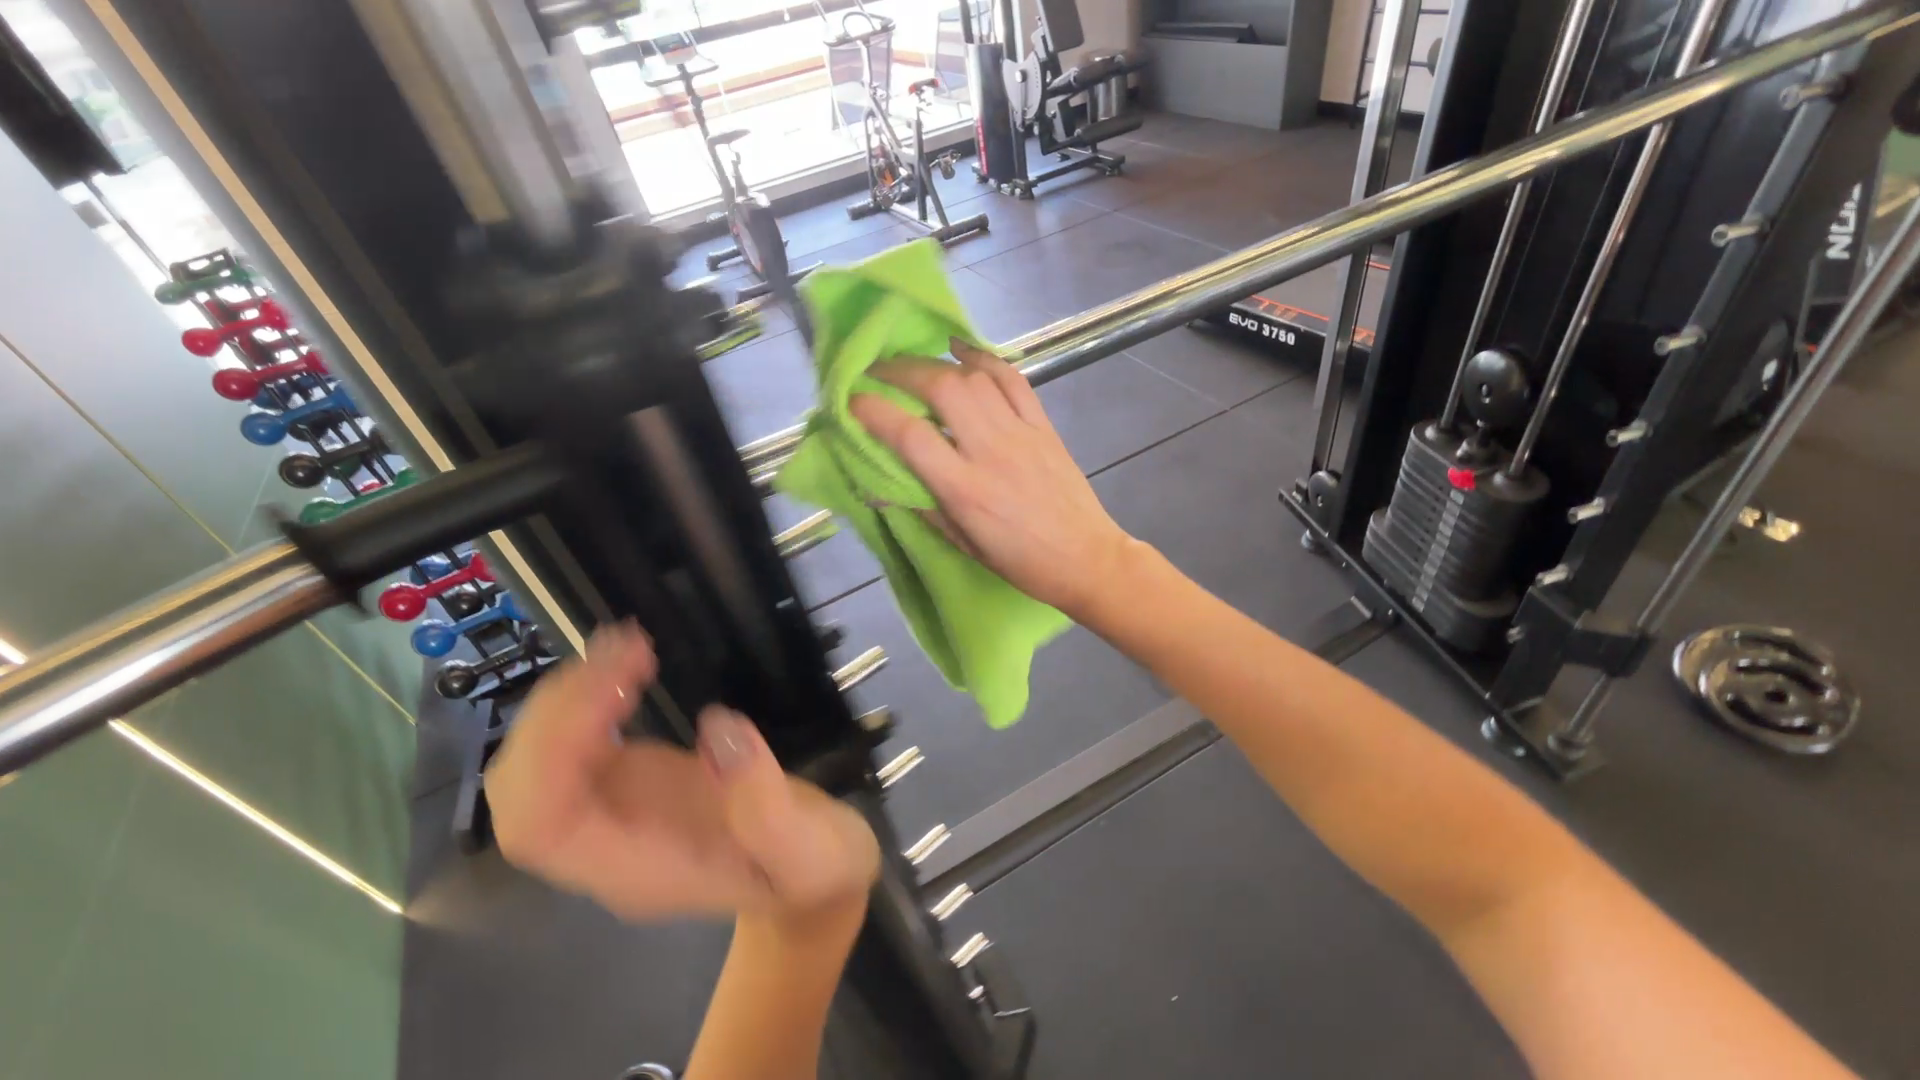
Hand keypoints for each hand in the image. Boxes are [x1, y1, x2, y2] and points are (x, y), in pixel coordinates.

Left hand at [485, 622, 879, 924]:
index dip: (551, 752)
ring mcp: (608, 811)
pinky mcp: (624, 782)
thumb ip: (769, 808)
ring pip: (538, 758)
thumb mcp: (814, 854)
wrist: (813, 880)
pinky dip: (589, 694)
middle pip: (521, 787)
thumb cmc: (815, 871)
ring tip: (631, 647)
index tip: (616, 691)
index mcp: (635, 870)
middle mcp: (603, 843)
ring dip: (570, 694)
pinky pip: (573, 740)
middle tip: (627, 654)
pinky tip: (630, 664)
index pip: (539, 826)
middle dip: (557, 711)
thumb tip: (719, 728)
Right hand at [850, 339, 1141, 619]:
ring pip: (974, 378)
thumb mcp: (963, 543)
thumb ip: (924, 506)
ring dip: (937, 363)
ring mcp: (1021, 433)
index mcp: (965, 490)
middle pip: (941, 389)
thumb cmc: (1019, 561)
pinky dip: (984, 357)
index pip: (910, 436)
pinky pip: (1012, 379)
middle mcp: (991, 452)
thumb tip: (883, 481)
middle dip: (902, 371)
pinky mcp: (1043, 425)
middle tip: (880, 372)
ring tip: (914, 366)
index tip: (852, 400)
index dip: (874, 411)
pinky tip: (961, 349)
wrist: (1086, 558)